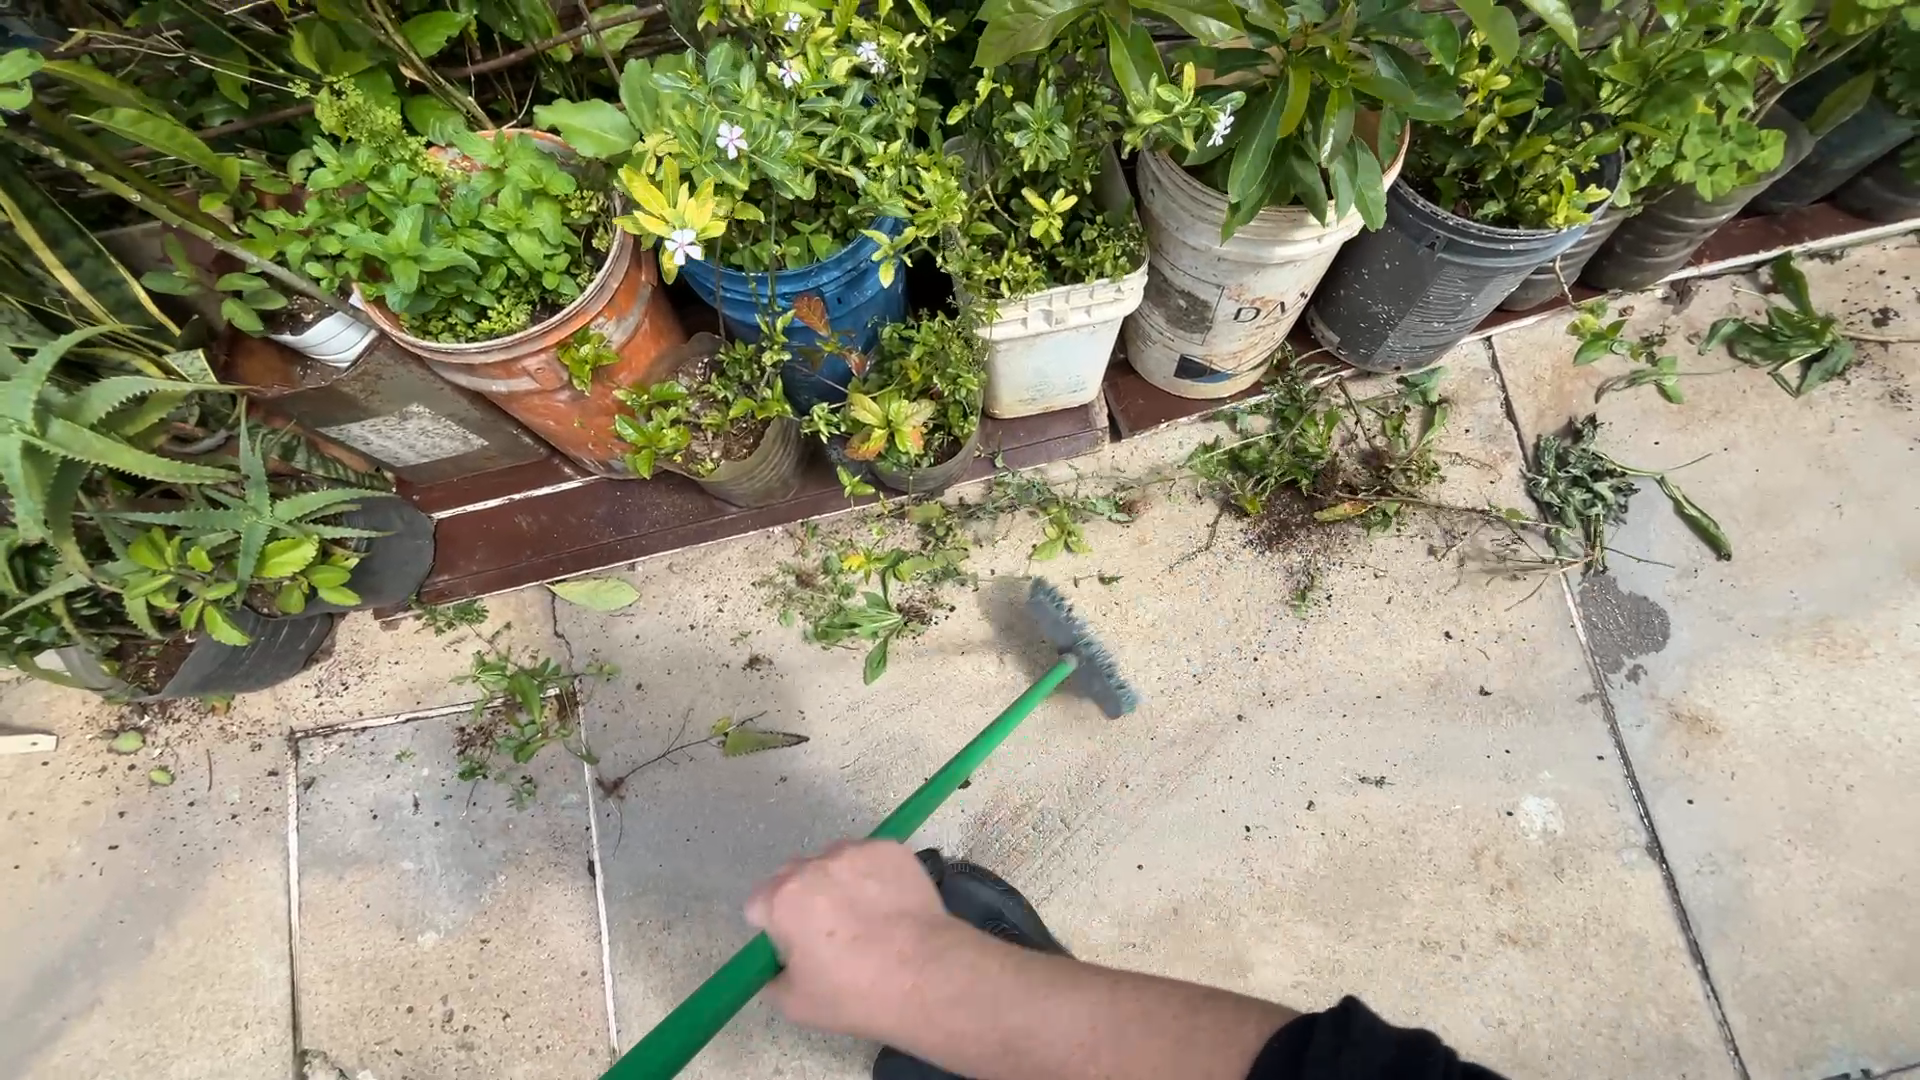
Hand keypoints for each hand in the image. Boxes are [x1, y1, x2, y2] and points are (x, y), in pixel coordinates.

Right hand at [744, 839, 965, 1040]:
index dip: (772, 925)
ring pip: (833, 861)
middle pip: (793, 875)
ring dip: (837, 881)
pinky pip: (869, 857)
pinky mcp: (890, 847)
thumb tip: (778, 961)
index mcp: (784, 898)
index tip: (792, 943)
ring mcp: (856, 850)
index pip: (758, 902)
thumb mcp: (794, 1003)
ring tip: (864, 915)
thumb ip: (772, 975)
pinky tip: (888, 903)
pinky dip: (872, 875)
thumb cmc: (854, 992)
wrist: (924, 972)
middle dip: (802, 897)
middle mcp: (816, 864)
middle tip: (827, 930)